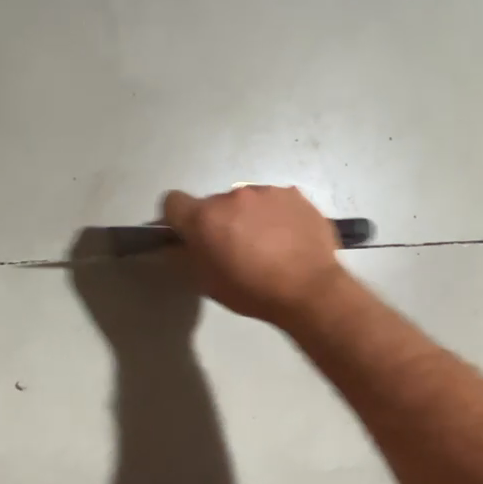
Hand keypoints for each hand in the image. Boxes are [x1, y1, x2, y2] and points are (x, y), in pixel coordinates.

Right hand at [161, 186, 352, 324]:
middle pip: (213, 204)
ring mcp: (266, 192)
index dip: (177, 219)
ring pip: (245, 202)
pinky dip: (274, 216)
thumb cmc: (252, 292)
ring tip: (266, 246)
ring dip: (247, 218)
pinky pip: (273, 202)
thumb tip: (179, 245)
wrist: (309, 289)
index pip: (173, 202)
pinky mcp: (293, 194)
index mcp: (205, 218)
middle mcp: (232, 196)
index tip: (188, 235)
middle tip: (234, 250)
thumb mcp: (209, 284)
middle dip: (218, 222)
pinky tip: (286, 240)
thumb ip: (188, 257)